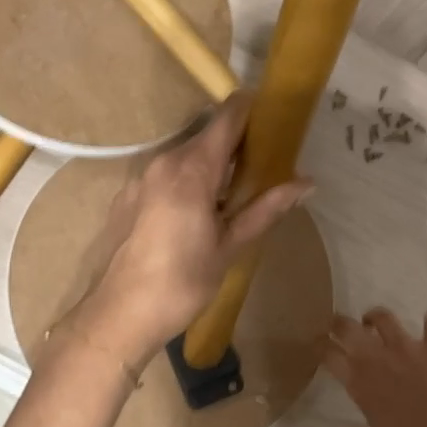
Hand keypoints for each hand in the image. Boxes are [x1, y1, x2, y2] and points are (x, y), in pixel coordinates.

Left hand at [68, 92, 311, 363]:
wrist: (120, 315)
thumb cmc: (182, 283)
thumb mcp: (230, 247)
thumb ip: (265, 209)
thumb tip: (306, 184)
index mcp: (191, 169)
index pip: (227, 117)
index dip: (252, 111)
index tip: (275, 118)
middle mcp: (162, 163)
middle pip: (205, 138)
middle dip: (235, 147)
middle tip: (262, 171)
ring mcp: (139, 180)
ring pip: (183, 159)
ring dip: (209, 169)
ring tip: (231, 200)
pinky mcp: (126, 199)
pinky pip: (164, 179)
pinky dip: (185, 185)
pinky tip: (195, 218)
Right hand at [322, 308, 426, 426]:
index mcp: (361, 384)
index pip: (329, 355)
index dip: (319, 347)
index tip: (316, 345)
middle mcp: (379, 358)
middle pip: (348, 328)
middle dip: (338, 324)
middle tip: (337, 327)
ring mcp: (410, 347)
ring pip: (383, 317)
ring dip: (375, 318)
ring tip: (375, 323)